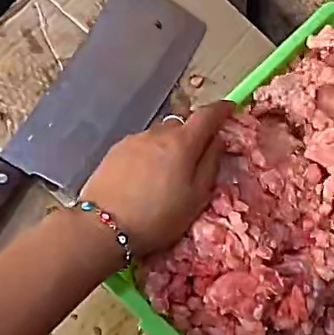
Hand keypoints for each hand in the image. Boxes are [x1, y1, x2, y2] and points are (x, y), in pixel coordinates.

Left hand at [80, 100, 234, 254]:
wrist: (104, 226)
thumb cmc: (158, 217)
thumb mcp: (196, 198)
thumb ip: (210, 164)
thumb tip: (217, 140)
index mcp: (182, 142)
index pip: (207, 115)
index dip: (221, 109)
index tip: (229, 108)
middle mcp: (157, 133)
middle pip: (181, 125)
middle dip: (191, 135)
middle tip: (194, 160)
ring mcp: (133, 139)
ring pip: (159, 135)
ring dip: (167, 146)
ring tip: (165, 174)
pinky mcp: (114, 150)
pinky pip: (140, 145)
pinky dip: (148, 154)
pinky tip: (143, 177)